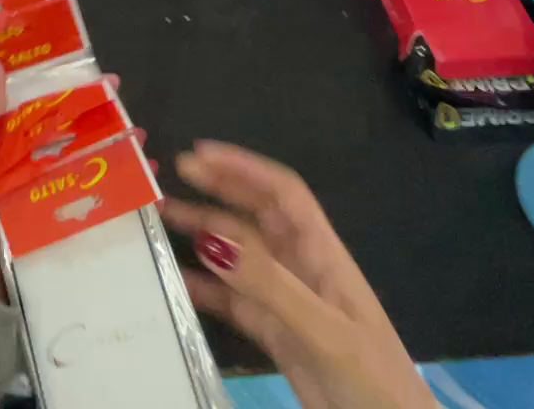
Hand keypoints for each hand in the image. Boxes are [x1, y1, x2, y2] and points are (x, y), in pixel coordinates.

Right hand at [164, 141, 433, 408]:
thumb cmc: (372, 377)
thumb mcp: (323, 329)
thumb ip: (269, 285)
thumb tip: (211, 239)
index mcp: (322, 254)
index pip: (282, 193)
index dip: (243, 167)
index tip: (199, 154)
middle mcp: (301, 267)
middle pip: (255, 215)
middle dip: (216, 190)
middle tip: (171, 176)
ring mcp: (286, 300)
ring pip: (238, 254)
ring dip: (203, 233)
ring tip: (162, 220)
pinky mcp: (275, 333)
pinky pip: (233, 299)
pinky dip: (205, 288)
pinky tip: (177, 282)